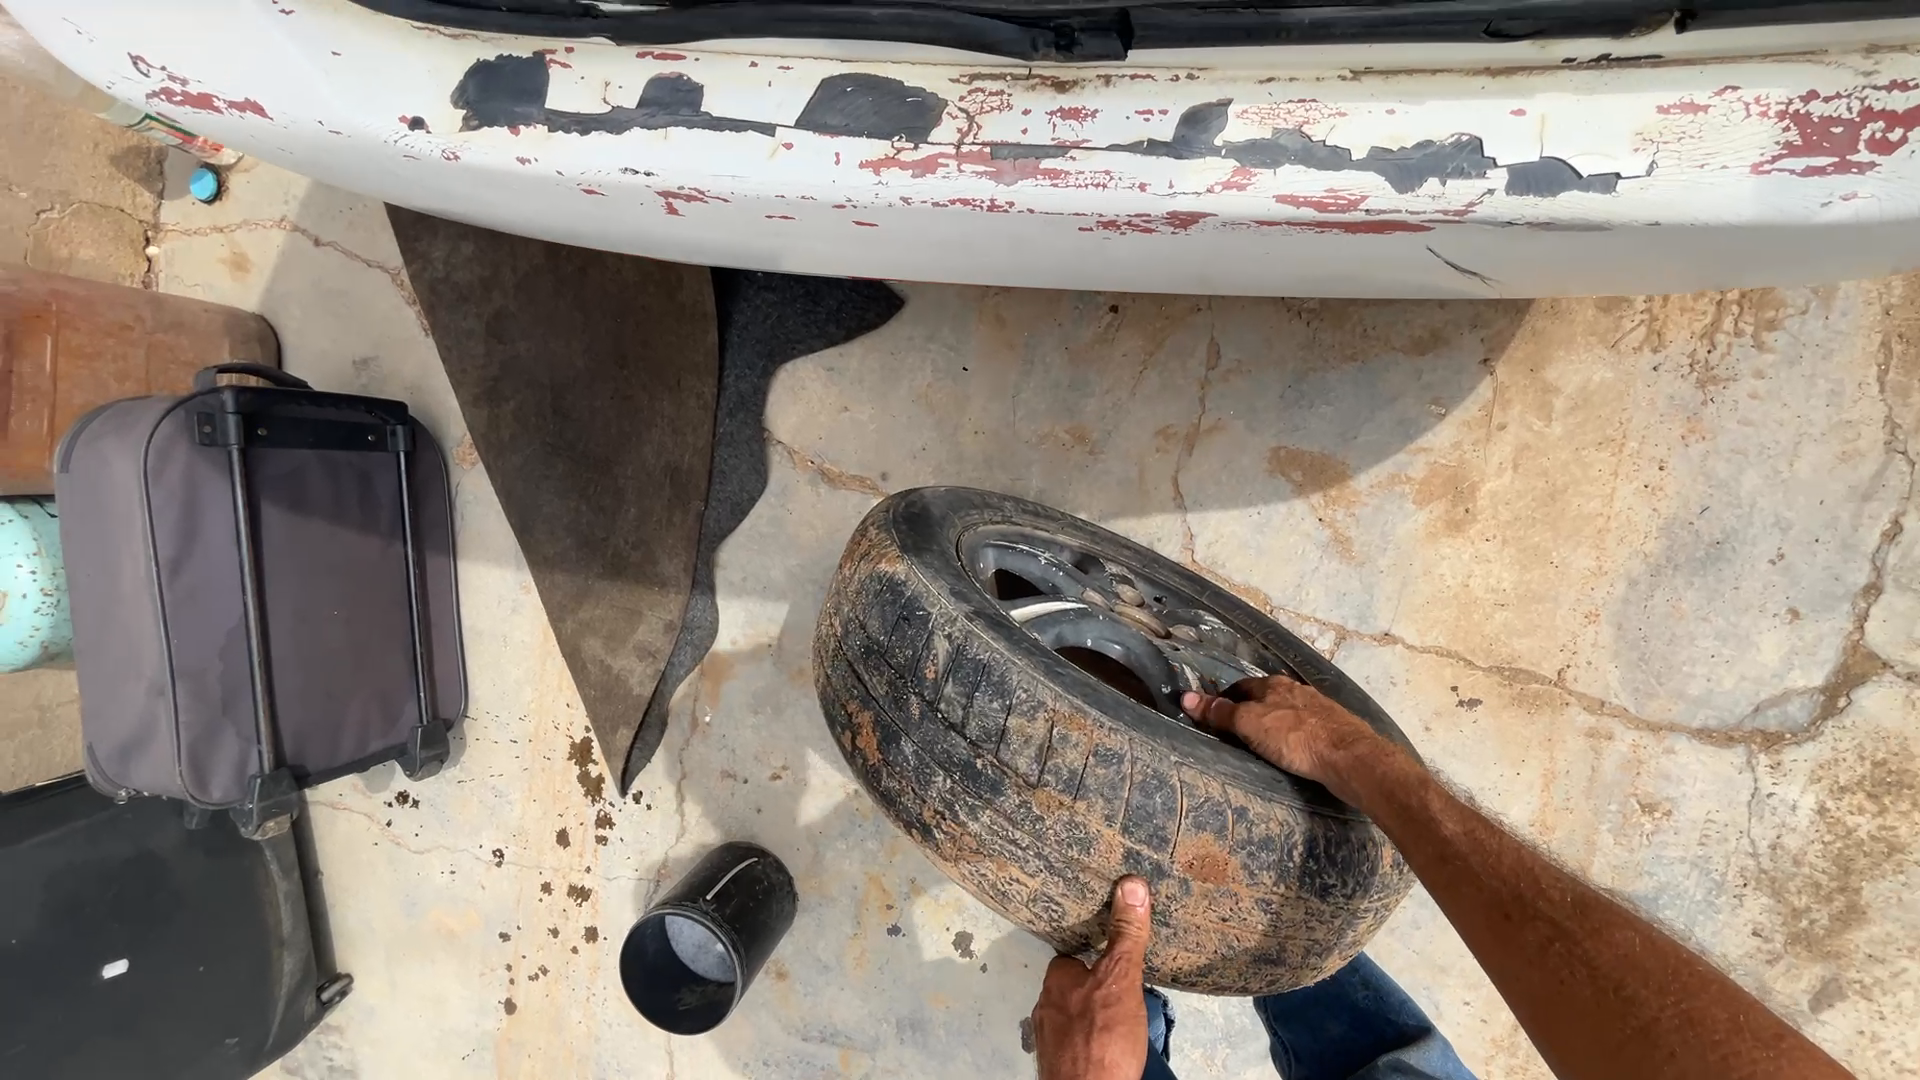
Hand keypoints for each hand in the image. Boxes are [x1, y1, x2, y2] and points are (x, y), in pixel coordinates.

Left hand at [1030, 877, 1153, 1079]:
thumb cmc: (1100, 1037)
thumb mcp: (1120, 978)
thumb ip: (1125, 935)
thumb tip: (1131, 884)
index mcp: (1056, 979)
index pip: (1071, 956)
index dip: (1091, 955)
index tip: (1110, 954)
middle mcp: (1045, 1005)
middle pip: (1071, 987)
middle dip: (1093, 988)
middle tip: (1121, 990)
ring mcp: (1049, 1039)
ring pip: (1072, 1016)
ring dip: (1091, 1016)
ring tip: (1120, 1020)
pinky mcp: (1059, 1065)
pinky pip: (1076, 1043)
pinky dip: (1090, 1041)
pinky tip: (1109, 1047)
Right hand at [1181, 676, 1398, 804]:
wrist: (1351, 758)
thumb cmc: (1294, 737)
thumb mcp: (1249, 724)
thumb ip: (1219, 713)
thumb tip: (1185, 697)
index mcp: (1273, 684)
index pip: (1240, 687)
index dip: (1226, 700)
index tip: (1217, 717)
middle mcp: (1296, 690)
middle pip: (1265, 697)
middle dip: (1251, 711)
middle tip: (1237, 732)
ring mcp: (1319, 708)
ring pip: (1287, 712)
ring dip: (1275, 723)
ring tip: (1264, 743)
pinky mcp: (1335, 728)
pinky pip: (1306, 727)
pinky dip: (1295, 736)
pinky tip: (1294, 750)